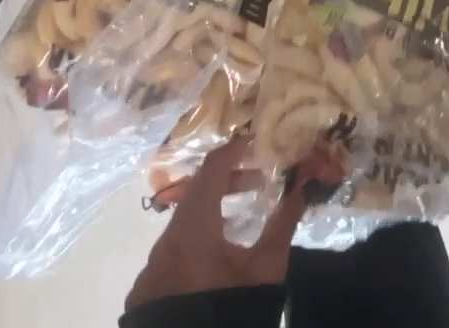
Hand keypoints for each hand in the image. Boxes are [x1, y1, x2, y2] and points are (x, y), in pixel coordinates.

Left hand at [123, 136, 308, 309]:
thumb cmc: (232, 308)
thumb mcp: (266, 269)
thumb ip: (283, 224)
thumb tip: (302, 187)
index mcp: (194, 227)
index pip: (212, 169)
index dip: (234, 149)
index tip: (255, 139)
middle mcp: (166, 240)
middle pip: (195, 192)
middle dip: (228, 179)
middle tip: (258, 180)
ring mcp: (151, 267)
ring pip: (182, 222)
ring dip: (211, 209)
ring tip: (242, 217)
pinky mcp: (145, 290)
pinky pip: (172, 249)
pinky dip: (195, 237)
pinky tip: (216, 255)